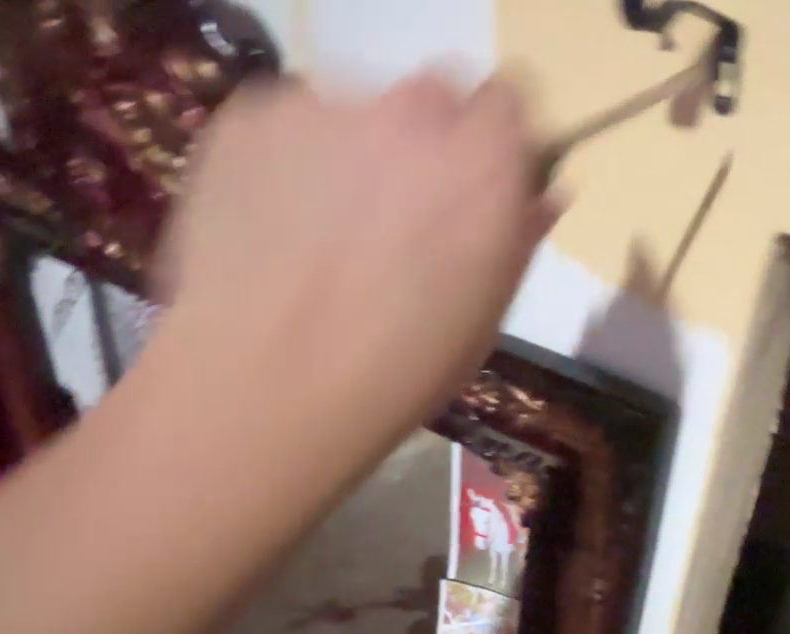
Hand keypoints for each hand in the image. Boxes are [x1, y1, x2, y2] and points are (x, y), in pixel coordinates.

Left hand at [157, 72, 558, 430]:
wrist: (270, 382)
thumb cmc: (405, 366)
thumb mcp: (488, 312)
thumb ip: (519, 236)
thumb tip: (539, 194)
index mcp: (487, 163)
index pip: (509, 100)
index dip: (498, 140)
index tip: (485, 180)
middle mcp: (413, 112)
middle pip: (434, 95)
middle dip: (431, 140)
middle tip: (408, 212)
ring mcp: (325, 106)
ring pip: (358, 107)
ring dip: (361, 148)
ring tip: (335, 228)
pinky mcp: (250, 116)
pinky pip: (290, 122)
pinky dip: (296, 159)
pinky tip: (285, 224)